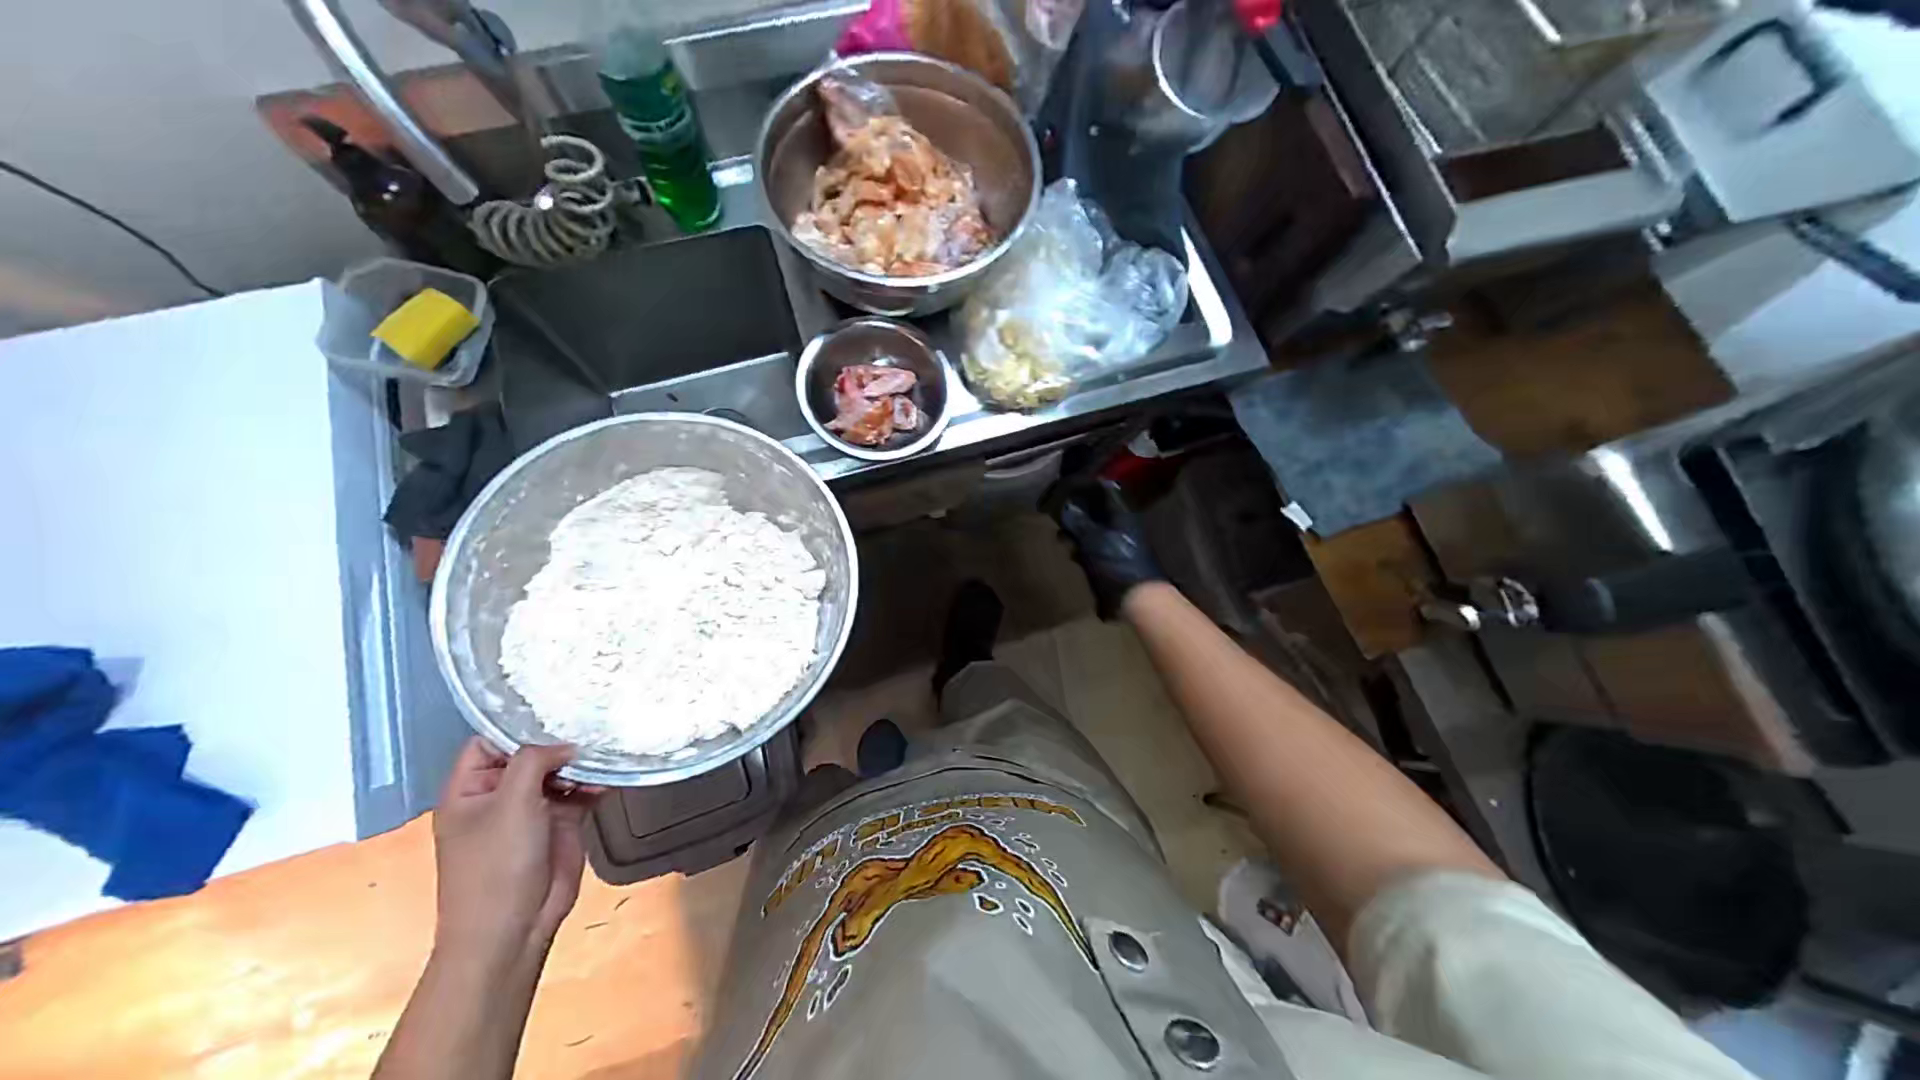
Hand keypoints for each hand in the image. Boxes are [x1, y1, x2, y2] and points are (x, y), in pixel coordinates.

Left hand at [431, 738, 604, 956]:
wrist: (513, 927)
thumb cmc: (496, 864)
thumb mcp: (510, 803)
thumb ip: (534, 760)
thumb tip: (565, 744)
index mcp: (469, 789)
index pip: (489, 741)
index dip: (517, 725)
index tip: (554, 711)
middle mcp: (499, 794)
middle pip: (530, 754)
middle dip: (558, 742)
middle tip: (590, 726)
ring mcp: (530, 809)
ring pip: (558, 772)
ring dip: (580, 764)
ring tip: (602, 758)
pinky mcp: (559, 823)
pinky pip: (578, 793)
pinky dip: (593, 784)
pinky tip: (608, 780)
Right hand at [1056, 479, 1164, 619]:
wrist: (1138, 601)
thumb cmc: (1117, 565)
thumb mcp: (1094, 540)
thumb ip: (1079, 522)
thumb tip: (1064, 506)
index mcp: (1122, 514)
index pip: (1103, 491)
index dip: (1084, 487)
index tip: (1064, 488)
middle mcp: (1121, 526)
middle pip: (1096, 512)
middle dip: (1076, 514)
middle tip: (1057, 518)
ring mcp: (1119, 545)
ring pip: (1093, 532)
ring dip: (1077, 535)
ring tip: (1063, 541)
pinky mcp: (1114, 563)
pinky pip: (1094, 550)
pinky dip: (1082, 551)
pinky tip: (1073, 557)